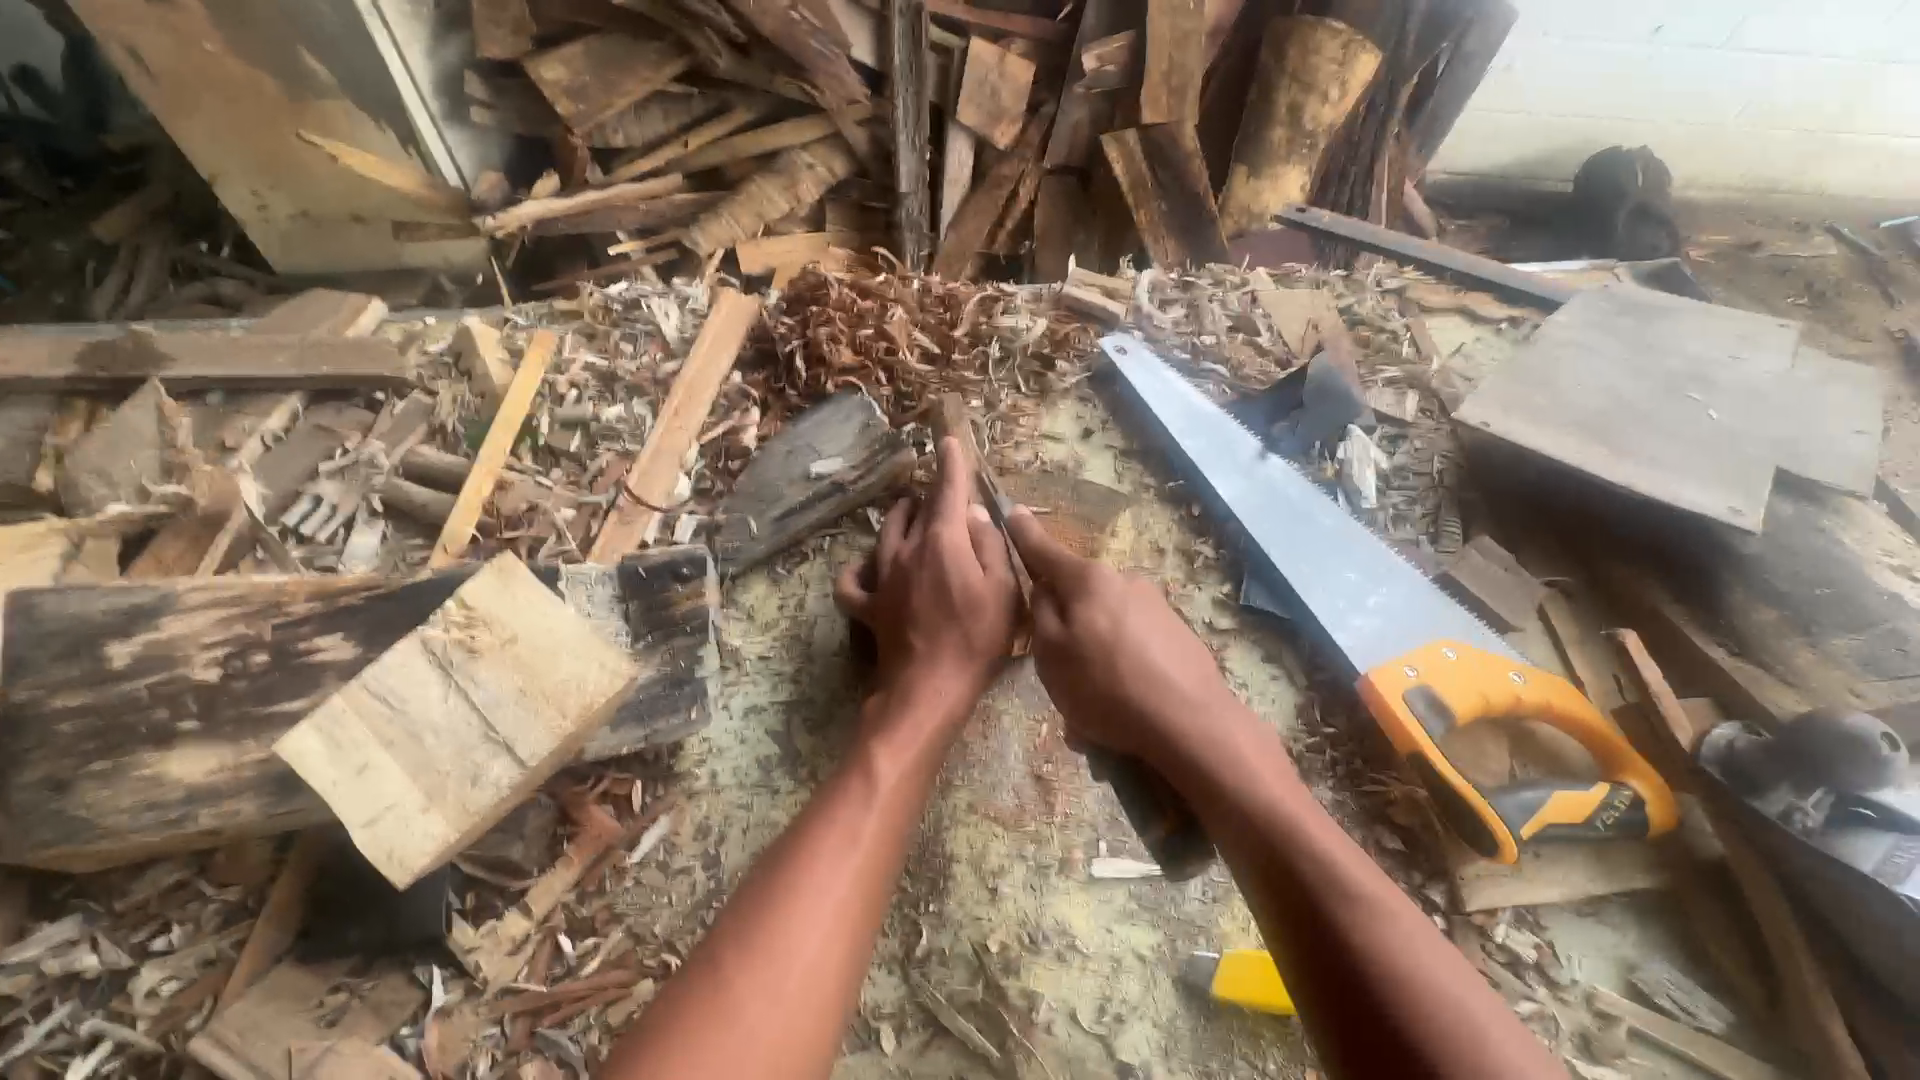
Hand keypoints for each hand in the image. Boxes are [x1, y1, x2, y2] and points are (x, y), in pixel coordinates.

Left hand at [834, 438, 1019, 716]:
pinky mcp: (868, 607)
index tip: (950, 442)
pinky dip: (858, 570)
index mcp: (942, 542)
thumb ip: (990, 545)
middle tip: (943, 496)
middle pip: (915, 510)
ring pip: (883, 534)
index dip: (952, 464)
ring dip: (898, 518)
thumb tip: (975, 515)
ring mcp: (882, 578)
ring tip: (909, 514)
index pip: (947, 490)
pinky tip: (868, 569)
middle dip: (929, 495)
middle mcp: (906, 550)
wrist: (928, 688)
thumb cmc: (976, 640)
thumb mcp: (1004, 590)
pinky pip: (852, 582)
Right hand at [1007, 507, 1242, 761]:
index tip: (1012, 511)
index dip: (1023, 535)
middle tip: (1061, 669)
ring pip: (1107, 622)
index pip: (1045, 551)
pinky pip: (1133, 643)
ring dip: (1096, 650)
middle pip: (1079, 593)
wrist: (1191, 722)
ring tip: (1095, 700)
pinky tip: (1126, 701)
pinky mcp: (1177, 630)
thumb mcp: (1051, 655)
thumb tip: (1043, 588)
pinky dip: (1122, 664)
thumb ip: (1040, 614)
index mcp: (1088, 580)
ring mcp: (1155, 603)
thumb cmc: (1107, 687)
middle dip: (1067, 622)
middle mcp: (1123, 579)